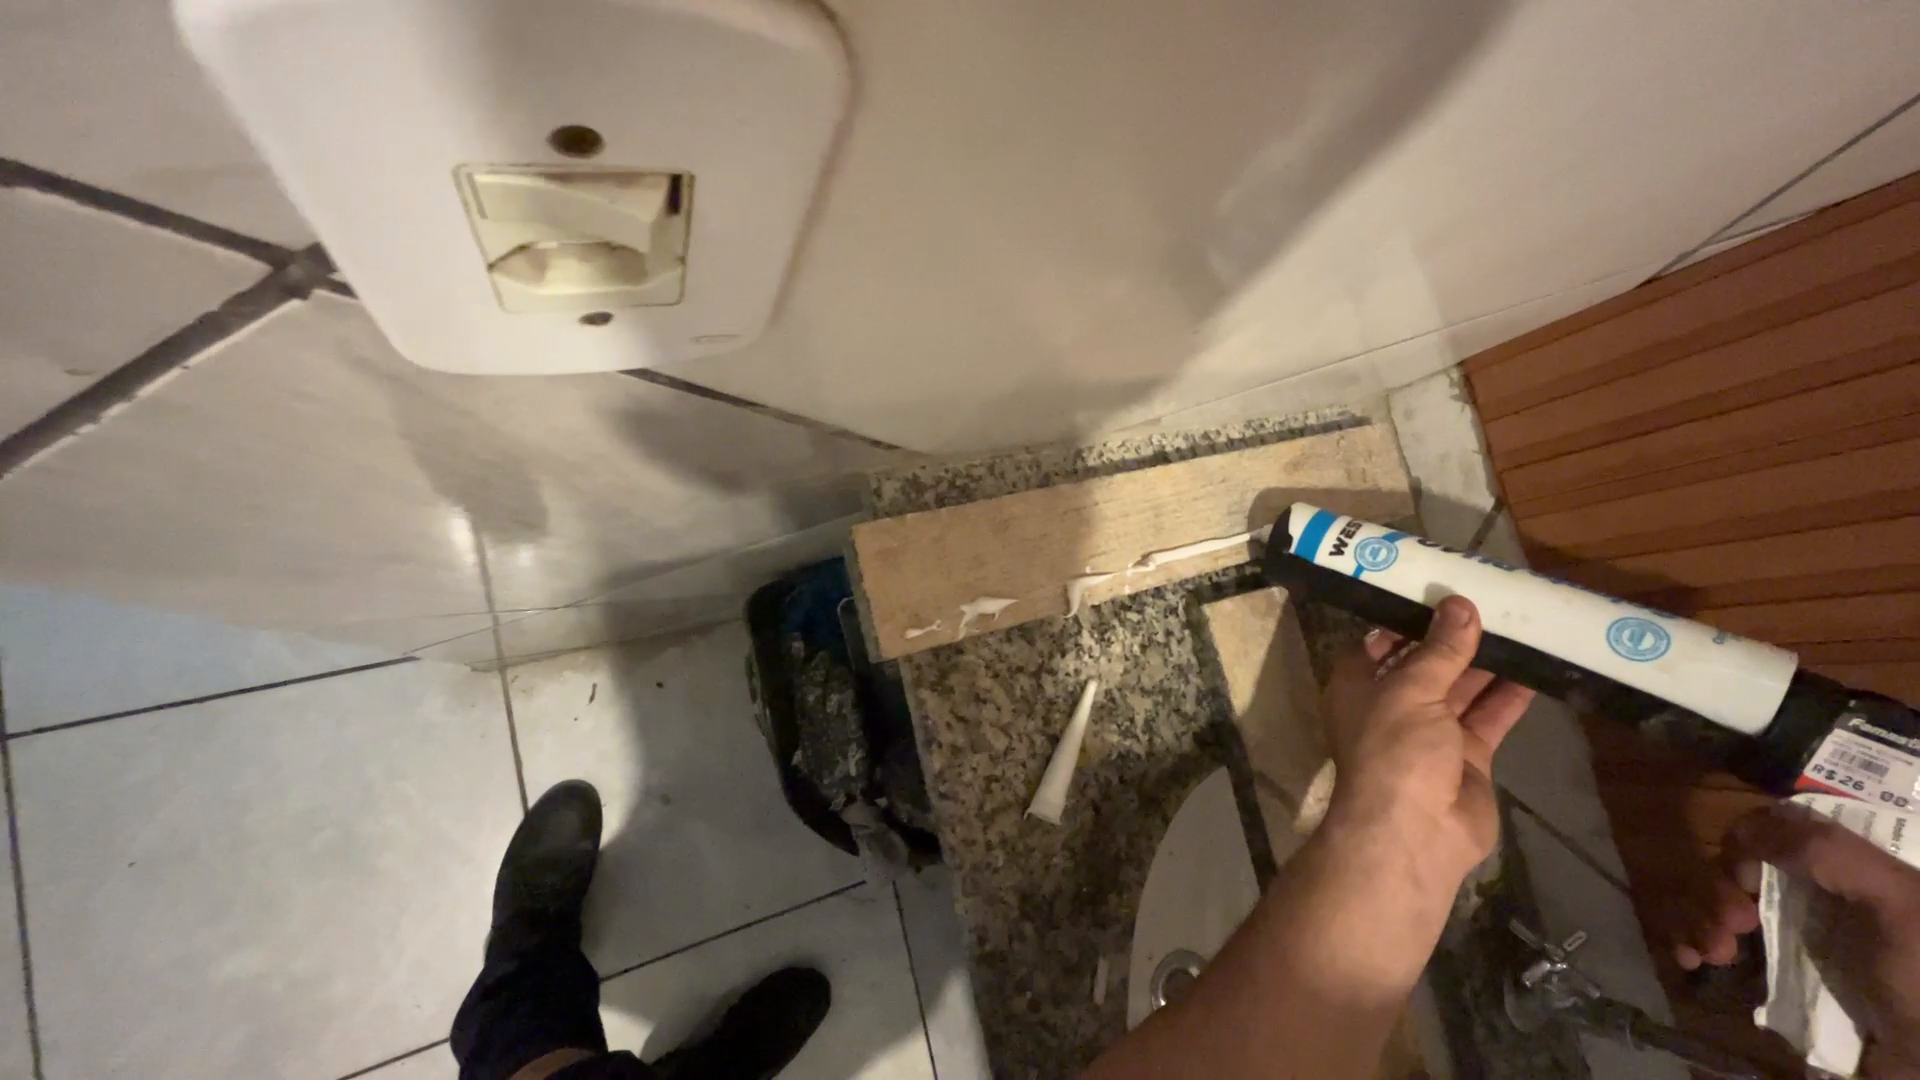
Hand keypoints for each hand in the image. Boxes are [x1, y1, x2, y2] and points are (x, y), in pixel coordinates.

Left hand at [1320, 595, 1535, 883]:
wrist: (1414, 831)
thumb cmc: (1394, 750)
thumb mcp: (1411, 690)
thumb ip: (1439, 650)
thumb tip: (1459, 606)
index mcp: (1357, 686)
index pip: (1376, 643)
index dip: (1404, 620)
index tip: (1437, 592)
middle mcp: (1389, 705)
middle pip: (1423, 664)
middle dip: (1452, 639)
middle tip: (1491, 603)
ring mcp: (1428, 732)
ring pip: (1460, 689)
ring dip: (1486, 664)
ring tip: (1521, 628)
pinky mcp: (1465, 756)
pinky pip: (1488, 718)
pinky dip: (1509, 697)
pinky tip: (1537, 671)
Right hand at [1677, 803, 1919, 1078]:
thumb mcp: (1902, 907)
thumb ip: (1831, 855)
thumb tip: (1742, 826)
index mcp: (1855, 872)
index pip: (1777, 829)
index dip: (1745, 843)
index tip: (1743, 876)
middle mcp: (1820, 895)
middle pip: (1739, 867)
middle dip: (1718, 892)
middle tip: (1733, 925)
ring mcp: (1796, 936)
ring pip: (1719, 902)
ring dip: (1701, 921)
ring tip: (1711, 953)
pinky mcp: (1777, 973)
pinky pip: (1717, 941)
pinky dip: (1692, 944)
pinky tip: (1689, 958)